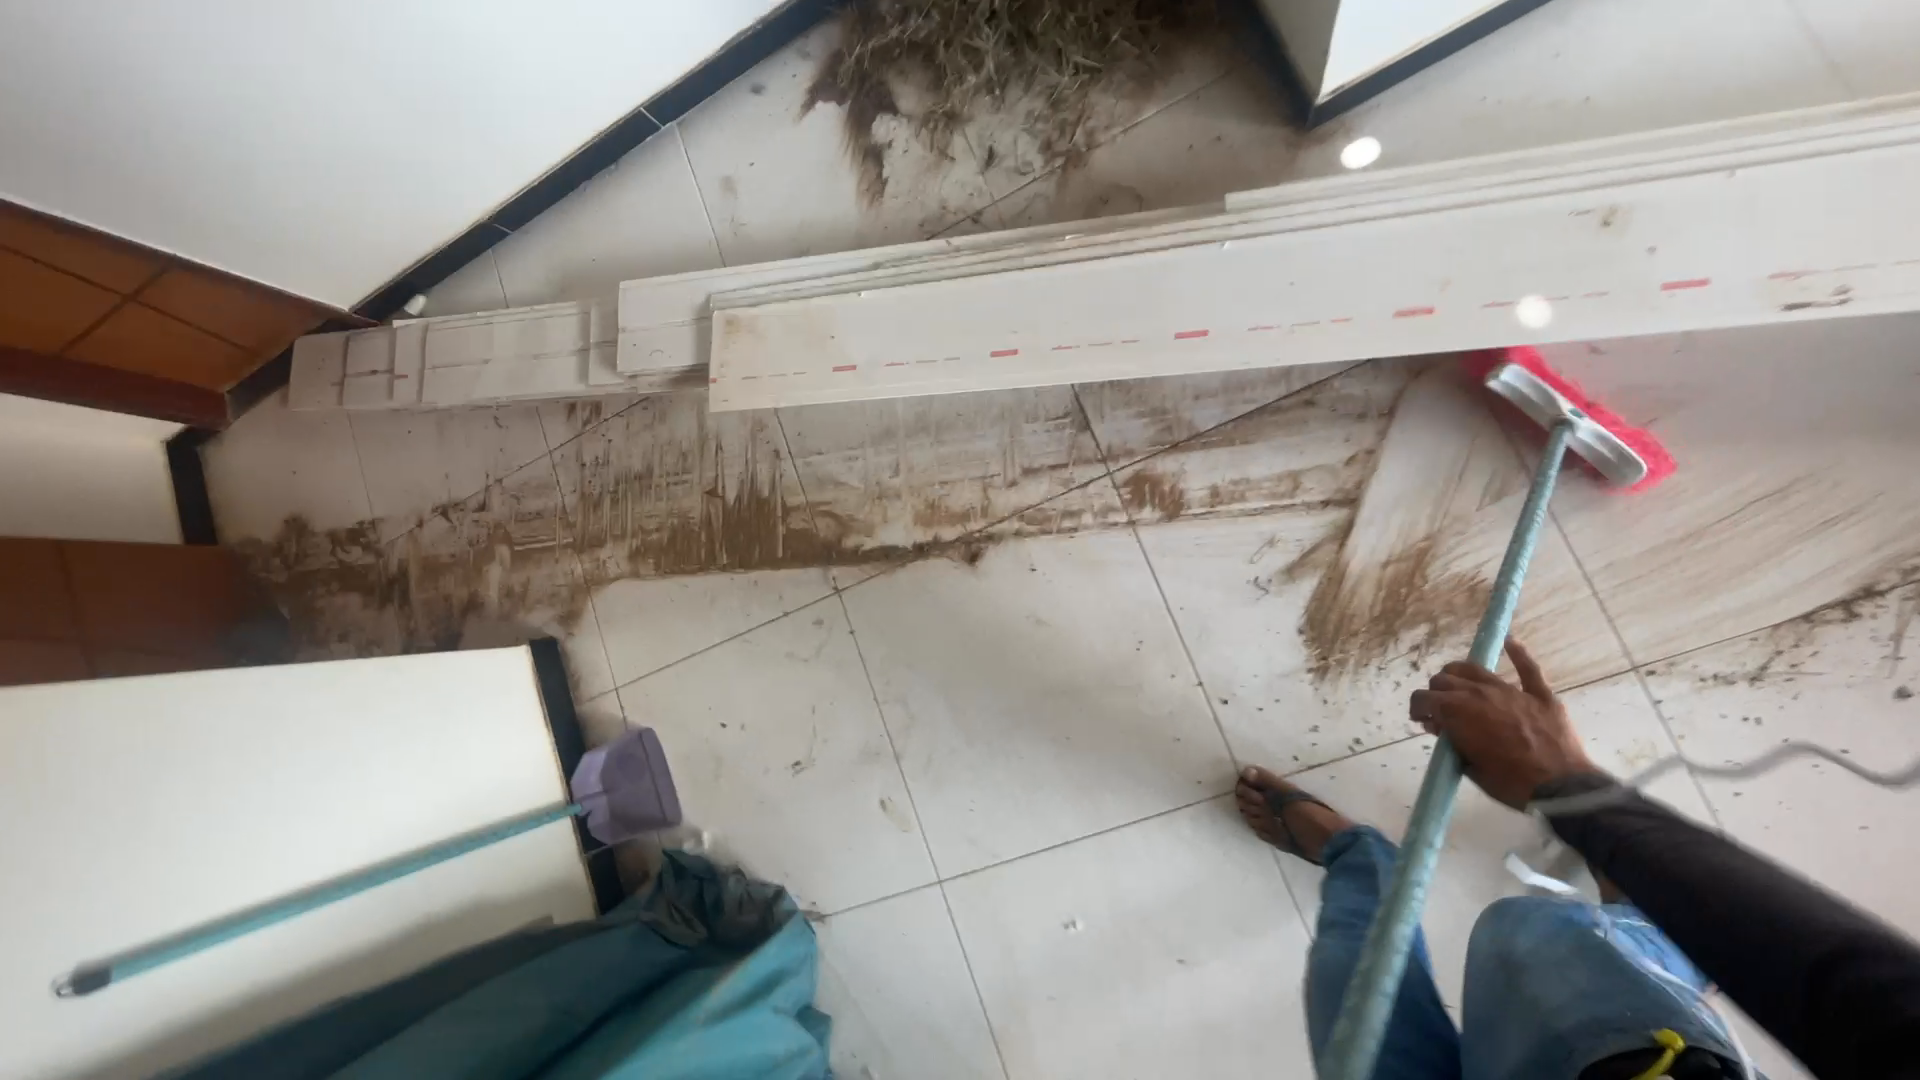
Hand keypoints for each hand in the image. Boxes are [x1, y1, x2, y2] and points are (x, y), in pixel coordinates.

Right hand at [1409, 639, 1598, 809]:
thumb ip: (1450, 740)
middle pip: (1444, 679)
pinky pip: (1528, 668)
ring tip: (1460, 685)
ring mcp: (1510, 691)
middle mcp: (1477, 693)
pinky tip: (1510, 642)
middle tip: (1442, 710)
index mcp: (1456, 711)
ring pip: (1474, 669)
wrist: (1561, 789)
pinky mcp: (1540, 695)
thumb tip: (1439, 725)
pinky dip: (1518, 652)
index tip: (1423, 720)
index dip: (1418, 709)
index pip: (1423, 698)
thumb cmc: (1509, 782)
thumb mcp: (1467, 766)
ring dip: (1459, 675)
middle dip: (1436, 693)